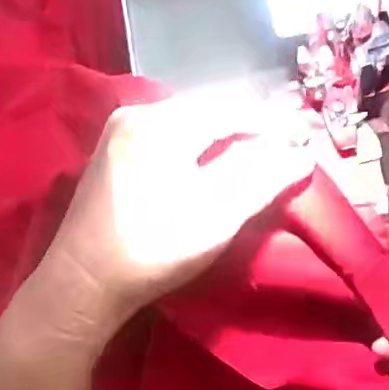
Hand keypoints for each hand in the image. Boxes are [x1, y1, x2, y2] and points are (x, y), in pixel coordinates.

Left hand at [34, 91, 314, 343]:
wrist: (82, 284)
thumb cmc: (153, 249)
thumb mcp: (217, 214)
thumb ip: (263, 178)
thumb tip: (301, 152)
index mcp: (160, 122)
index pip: (232, 105)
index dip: (274, 119)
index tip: (305, 134)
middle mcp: (136, 114)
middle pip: (208, 106)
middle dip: (251, 121)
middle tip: (288, 139)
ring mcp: (119, 132)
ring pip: (188, 119)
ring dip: (226, 131)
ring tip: (259, 149)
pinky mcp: (114, 155)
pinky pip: (169, 134)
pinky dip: (199, 142)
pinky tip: (214, 158)